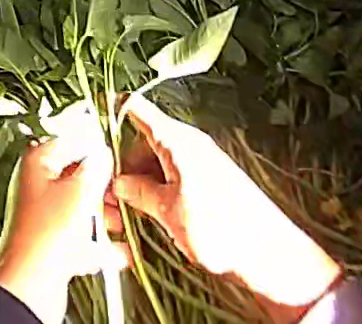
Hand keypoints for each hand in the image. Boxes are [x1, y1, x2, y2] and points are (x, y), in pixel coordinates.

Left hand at [0, 126, 119, 323]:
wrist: (33, 285)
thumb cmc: (47, 231)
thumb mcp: (80, 191)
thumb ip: (95, 168)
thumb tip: (103, 154)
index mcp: (38, 161)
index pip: (69, 140)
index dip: (94, 147)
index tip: (113, 154)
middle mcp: (37, 183)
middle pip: (76, 176)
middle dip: (102, 186)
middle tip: (121, 192)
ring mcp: (44, 213)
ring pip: (80, 206)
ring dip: (103, 215)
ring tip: (121, 223)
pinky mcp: (51, 241)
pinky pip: (79, 235)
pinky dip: (97, 242)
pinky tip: (118, 252)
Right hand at [109, 94, 340, 317]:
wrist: (271, 253)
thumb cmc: (218, 227)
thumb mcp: (168, 211)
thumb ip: (138, 193)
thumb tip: (118, 183)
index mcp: (174, 138)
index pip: (135, 107)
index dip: (111, 107)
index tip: (90, 113)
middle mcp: (185, 141)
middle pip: (141, 139)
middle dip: (122, 163)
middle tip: (107, 194)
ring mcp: (198, 158)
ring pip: (155, 159)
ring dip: (138, 180)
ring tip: (127, 212)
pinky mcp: (208, 177)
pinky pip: (171, 171)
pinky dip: (156, 186)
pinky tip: (150, 212)